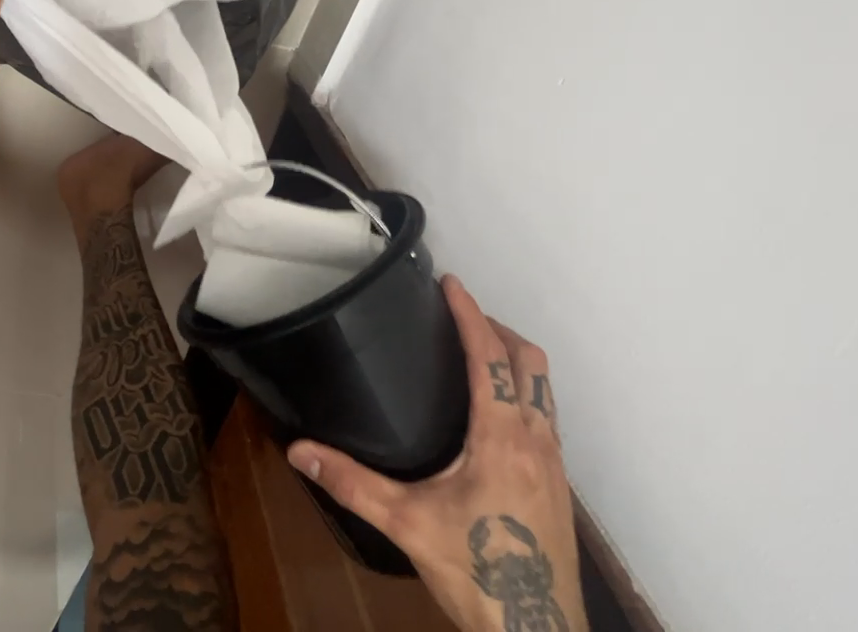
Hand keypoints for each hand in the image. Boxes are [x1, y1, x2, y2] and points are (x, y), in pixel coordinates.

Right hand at [286, 277, 587, 631]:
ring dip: (514, 358)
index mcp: (502, 438)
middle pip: (530, 362)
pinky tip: (493, 412)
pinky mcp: (558, 485)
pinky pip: (546, 415)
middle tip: (460, 314)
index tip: (451, 284)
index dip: (470, 315)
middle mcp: (536, 441)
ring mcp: (555, 464)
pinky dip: (523, 390)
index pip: (490, 358)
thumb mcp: (405, 524)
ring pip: (544, 389)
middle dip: (497, 328)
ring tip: (476, 351)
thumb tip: (298, 451)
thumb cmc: (475, 572)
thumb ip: (351, 483)